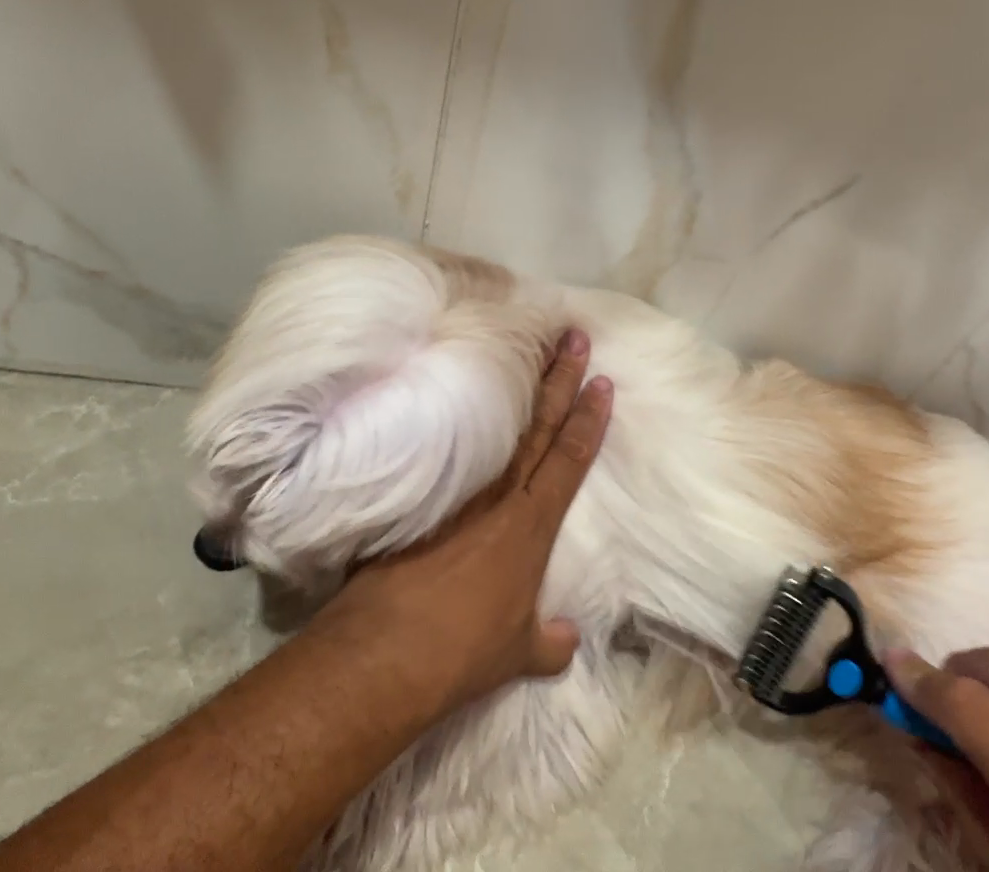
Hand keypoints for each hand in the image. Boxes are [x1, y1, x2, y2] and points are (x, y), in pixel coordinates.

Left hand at [314, 328, 611, 712]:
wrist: (386, 652)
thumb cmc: (464, 651)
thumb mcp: (518, 653)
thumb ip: (548, 641)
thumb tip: (567, 638)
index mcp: (531, 527)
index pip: (568, 460)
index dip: (588, 420)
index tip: (602, 382)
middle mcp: (496, 498)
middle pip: (535, 427)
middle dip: (558, 379)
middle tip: (572, 336)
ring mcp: (452, 494)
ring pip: (492, 430)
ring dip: (513, 389)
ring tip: (523, 349)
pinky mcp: (413, 501)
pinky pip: (443, 452)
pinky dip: (456, 424)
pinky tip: (455, 404)